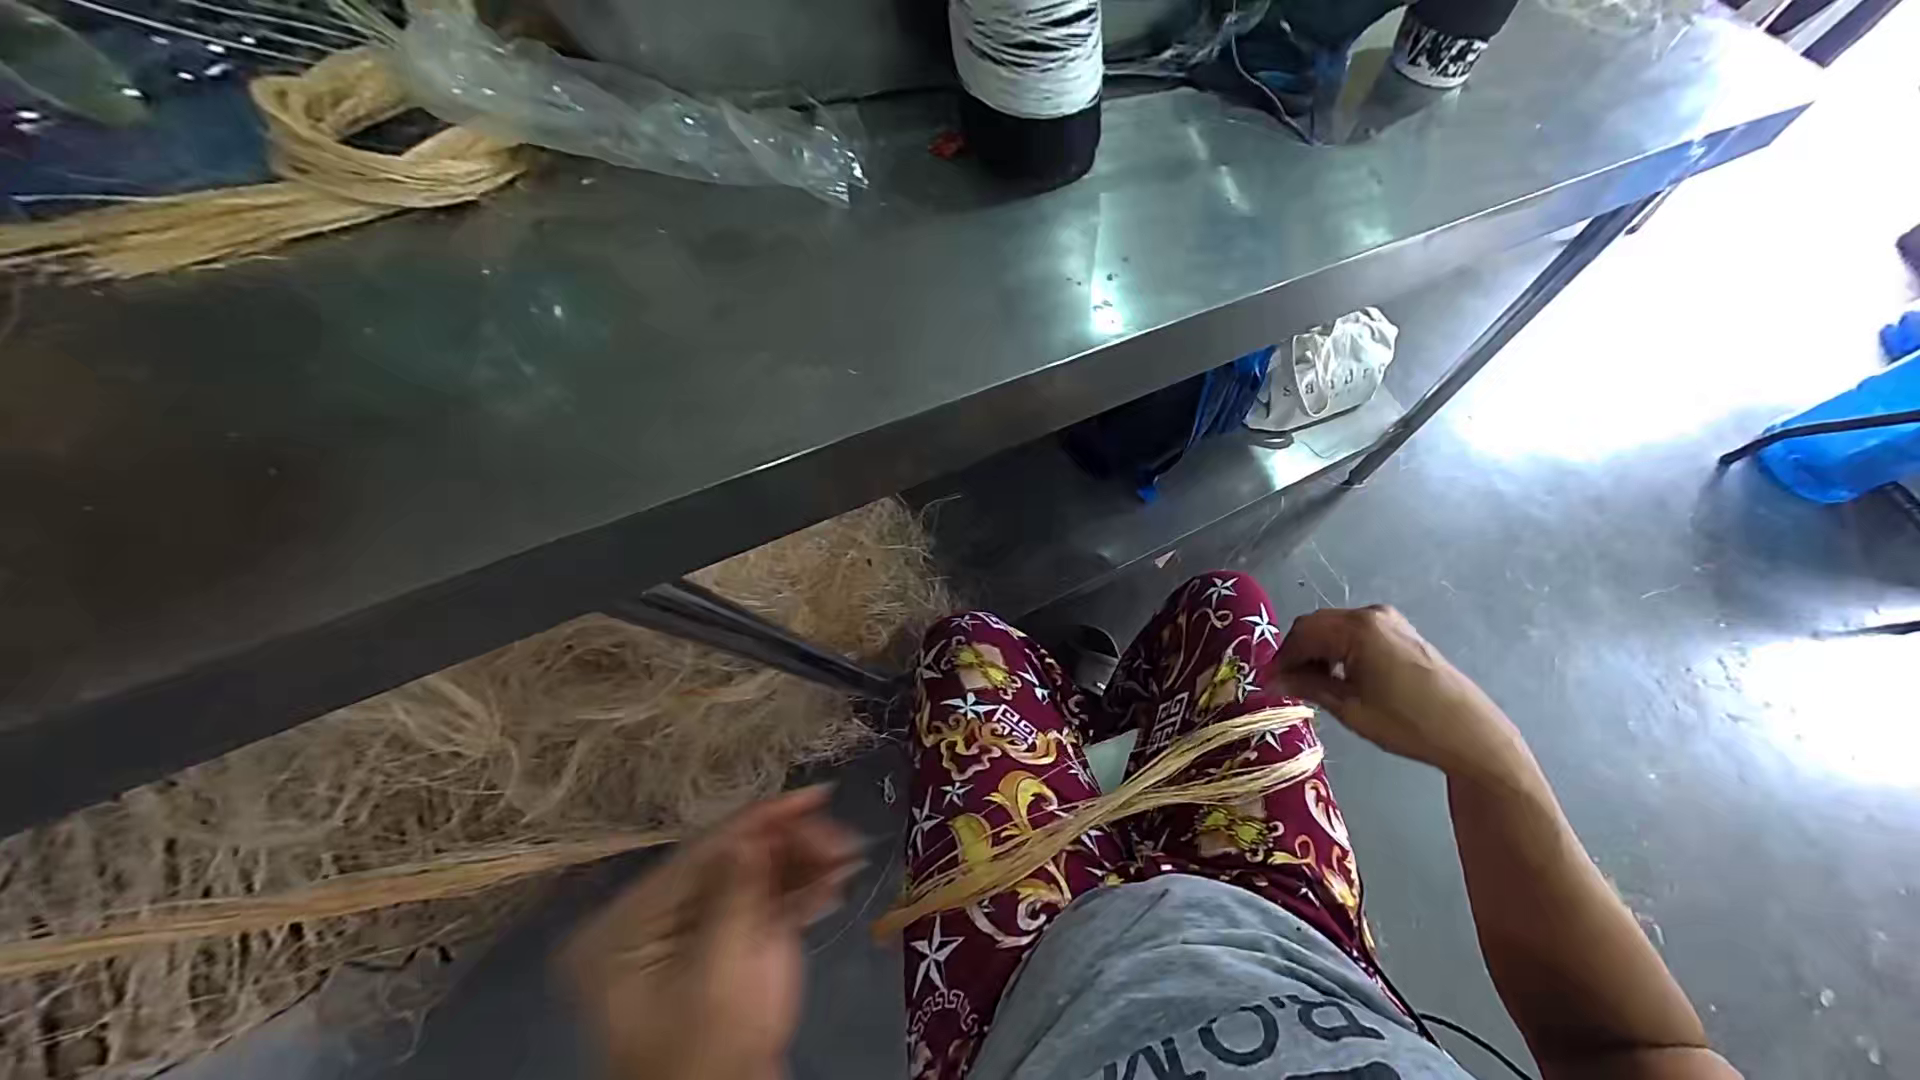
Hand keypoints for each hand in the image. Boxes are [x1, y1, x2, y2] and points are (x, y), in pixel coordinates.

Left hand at [559, 788, 862, 1079]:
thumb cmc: (706, 1057)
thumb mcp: (717, 974)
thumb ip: (734, 897)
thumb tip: (750, 833)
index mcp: (628, 924)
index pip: (701, 854)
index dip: (760, 820)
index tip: (813, 795)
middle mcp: (658, 915)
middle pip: (734, 859)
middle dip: (793, 845)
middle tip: (842, 840)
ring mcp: (696, 927)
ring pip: (756, 875)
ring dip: (806, 862)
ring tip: (849, 857)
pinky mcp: (730, 940)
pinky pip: (766, 901)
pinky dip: (804, 889)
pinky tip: (837, 880)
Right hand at [1273, 605, 1524, 782]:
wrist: (1473, 736)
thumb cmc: (1408, 723)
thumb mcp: (1349, 708)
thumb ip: (1306, 686)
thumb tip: (1271, 681)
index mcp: (1357, 629)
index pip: (1302, 635)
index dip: (1280, 658)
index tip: (1266, 682)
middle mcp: (1371, 615)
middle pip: (1315, 625)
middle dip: (1296, 652)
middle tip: (1284, 683)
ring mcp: (1389, 621)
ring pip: (1333, 627)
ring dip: (1315, 650)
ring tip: (1309, 682)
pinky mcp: (1400, 632)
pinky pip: (1354, 632)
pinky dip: (1337, 648)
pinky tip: (1337, 674)